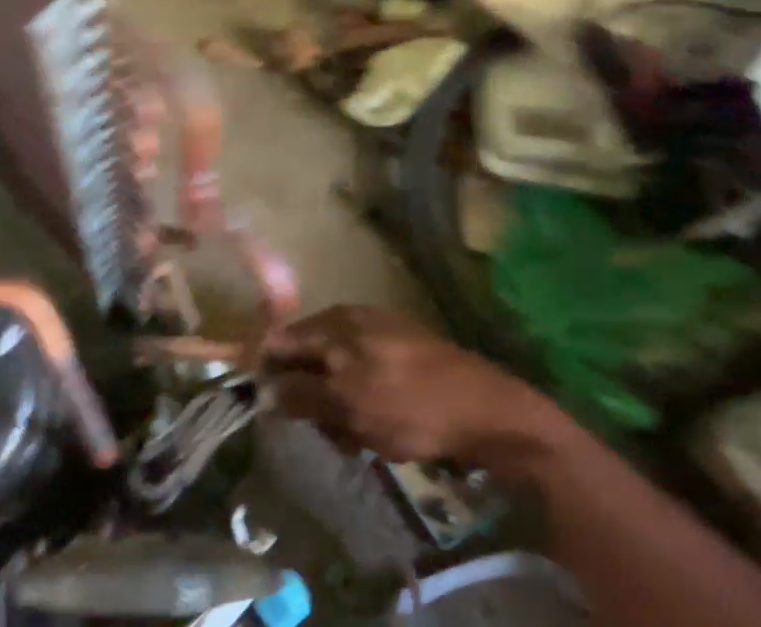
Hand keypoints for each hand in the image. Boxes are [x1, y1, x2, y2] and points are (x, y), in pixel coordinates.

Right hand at [262, 306, 568, 470]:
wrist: (497, 417)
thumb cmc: (414, 406)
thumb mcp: (349, 405)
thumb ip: (300, 394)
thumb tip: (262, 392)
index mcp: (334, 321)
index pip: (279, 339)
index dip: (266, 372)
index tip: (266, 406)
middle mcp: (353, 320)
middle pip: (306, 356)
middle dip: (305, 396)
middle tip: (320, 431)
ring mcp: (382, 335)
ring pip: (336, 372)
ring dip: (335, 407)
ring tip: (353, 439)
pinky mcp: (406, 357)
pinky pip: (365, 379)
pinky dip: (361, 404)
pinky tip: (376, 432)